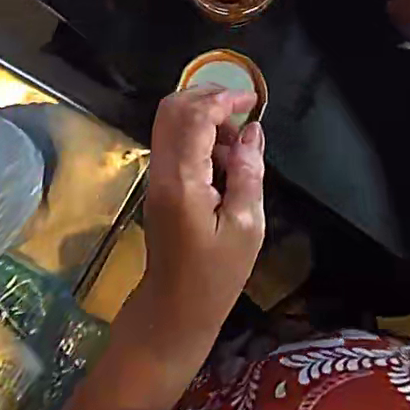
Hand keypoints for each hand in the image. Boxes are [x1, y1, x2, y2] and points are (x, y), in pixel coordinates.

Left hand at [131, 87, 264, 360]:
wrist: (173, 312)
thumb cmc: (214, 276)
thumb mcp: (246, 226)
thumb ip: (248, 172)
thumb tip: (252, 131)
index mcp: (183, 180)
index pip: (195, 117)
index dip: (225, 98)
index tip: (253, 100)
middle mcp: (162, 170)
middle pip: (174, 108)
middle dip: (210, 96)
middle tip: (243, 110)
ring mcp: (157, 176)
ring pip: (172, 121)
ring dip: (206, 117)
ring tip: (238, 146)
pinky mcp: (160, 184)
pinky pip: (176, 142)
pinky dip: (200, 135)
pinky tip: (225, 162)